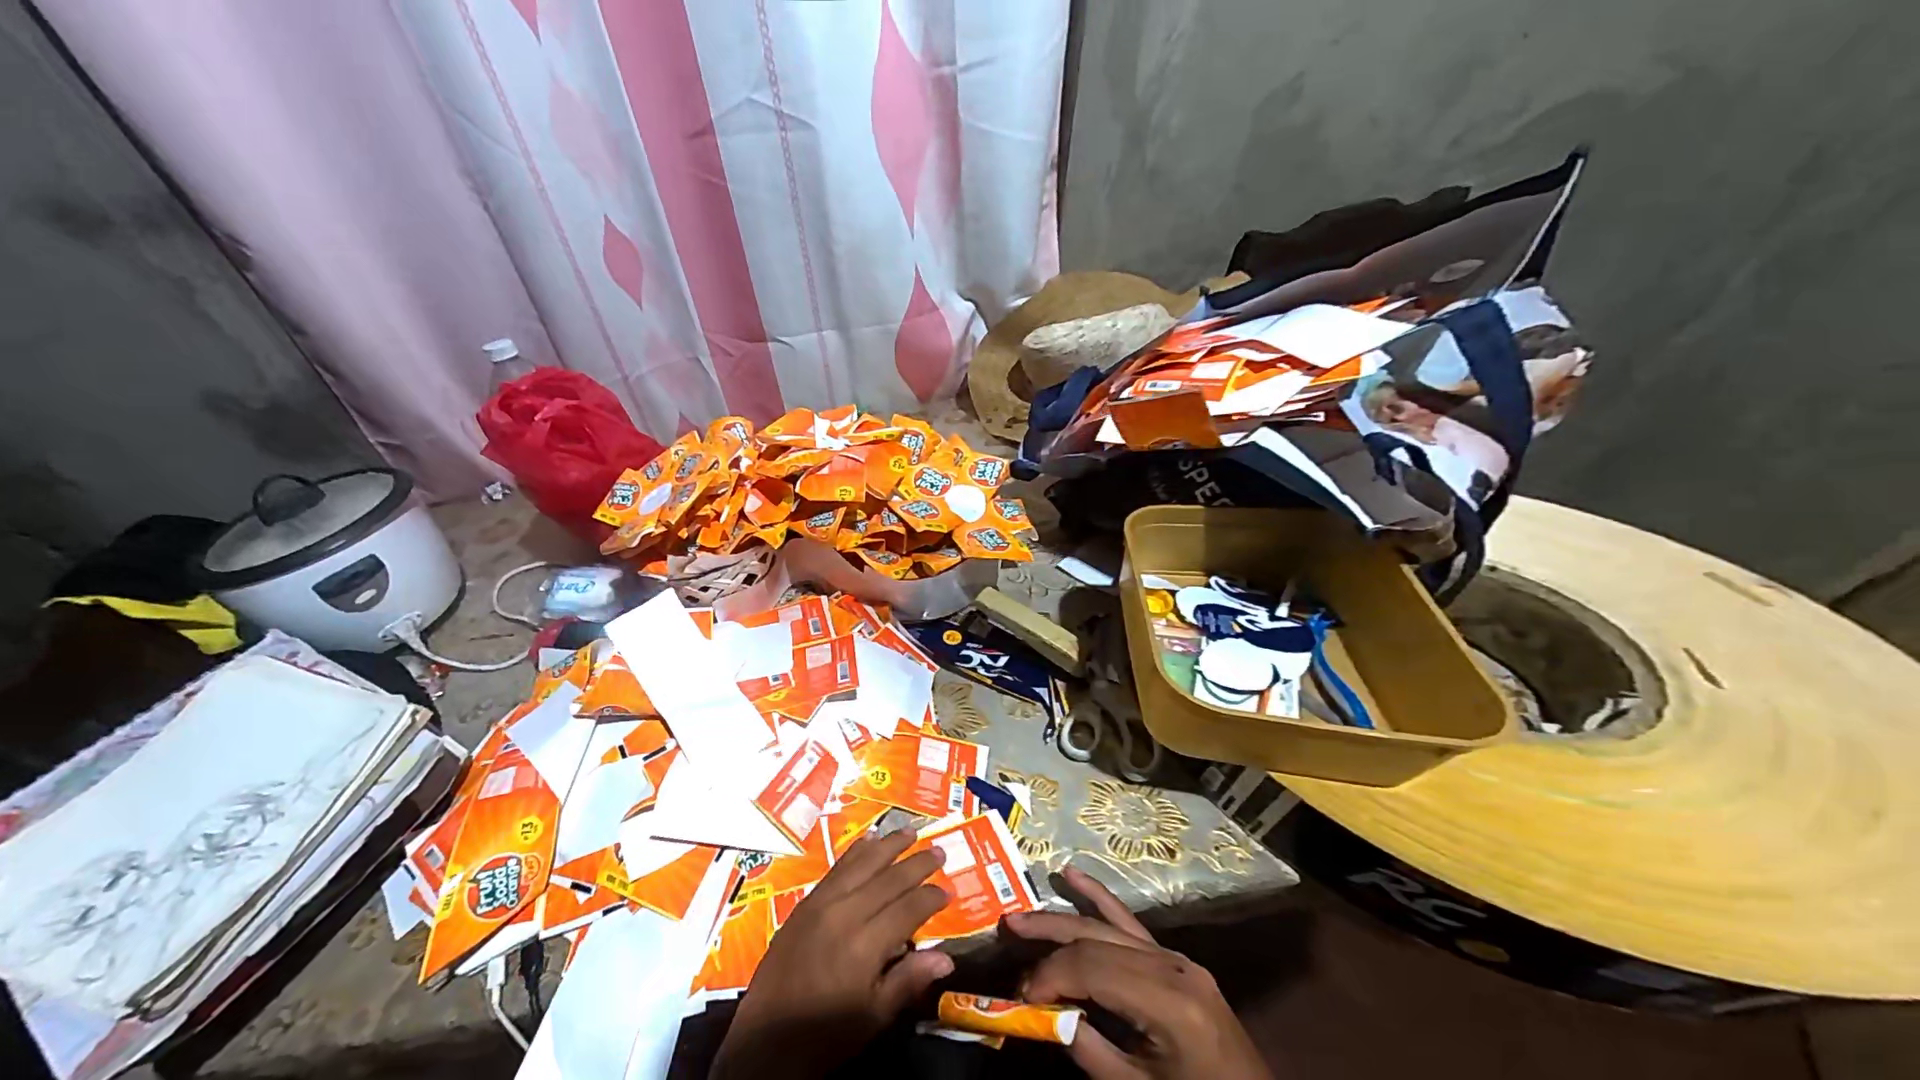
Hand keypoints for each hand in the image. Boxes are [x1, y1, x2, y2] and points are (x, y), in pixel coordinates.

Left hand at [710, 828, 952, 1079]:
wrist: (765, 1041)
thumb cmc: (825, 1034)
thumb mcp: (872, 1017)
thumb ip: (908, 981)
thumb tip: (947, 958)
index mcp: (864, 945)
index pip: (907, 909)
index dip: (930, 898)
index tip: (948, 891)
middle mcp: (844, 914)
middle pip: (888, 880)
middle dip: (916, 864)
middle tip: (939, 852)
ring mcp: (821, 905)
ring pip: (861, 865)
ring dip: (888, 846)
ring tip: (910, 831)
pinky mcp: (804, 904)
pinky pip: (836, 869)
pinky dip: (855, 853)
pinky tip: (868, 842)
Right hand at [1005, 865, 1270, 1079]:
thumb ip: (1087, 1047)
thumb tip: (1042, 1012)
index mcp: (1168, 1001)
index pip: (1092, 968)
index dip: (1049, 975)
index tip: (1019, 995)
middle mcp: (1173, 966)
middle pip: (1096, 940)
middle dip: (1048, 939)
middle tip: (1008, 936)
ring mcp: (1177, 957)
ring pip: (1108, 926)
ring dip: (1063, 919)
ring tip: (1023, 916)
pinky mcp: (1176, 959)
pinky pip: (1132, 925)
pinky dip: (1099, 900)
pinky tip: (1073, 876)